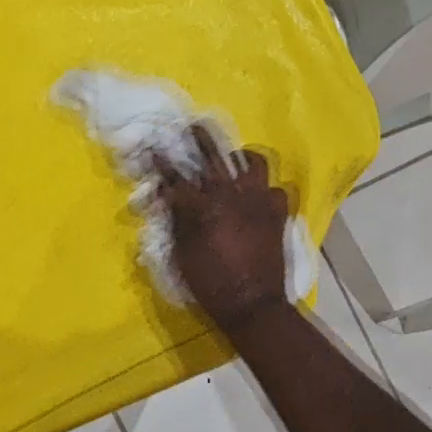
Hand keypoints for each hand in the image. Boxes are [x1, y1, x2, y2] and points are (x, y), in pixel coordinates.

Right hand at [157, 123, 291, 330]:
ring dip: (241, 158)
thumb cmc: (211, 284)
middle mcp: (233, 195)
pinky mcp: (278, 213)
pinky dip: (265, 189)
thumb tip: (169, 199)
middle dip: (200, 139)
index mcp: (204, 207)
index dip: (163, 164)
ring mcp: (260, 201)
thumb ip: (177, 221)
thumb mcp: (182, 255)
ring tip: (234, 159)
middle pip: (214, 157)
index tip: (154, 149)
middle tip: (193, 126)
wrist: (253, 305)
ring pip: (254, 163)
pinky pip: (275, 189)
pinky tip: (257, 196)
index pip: (177, 178)